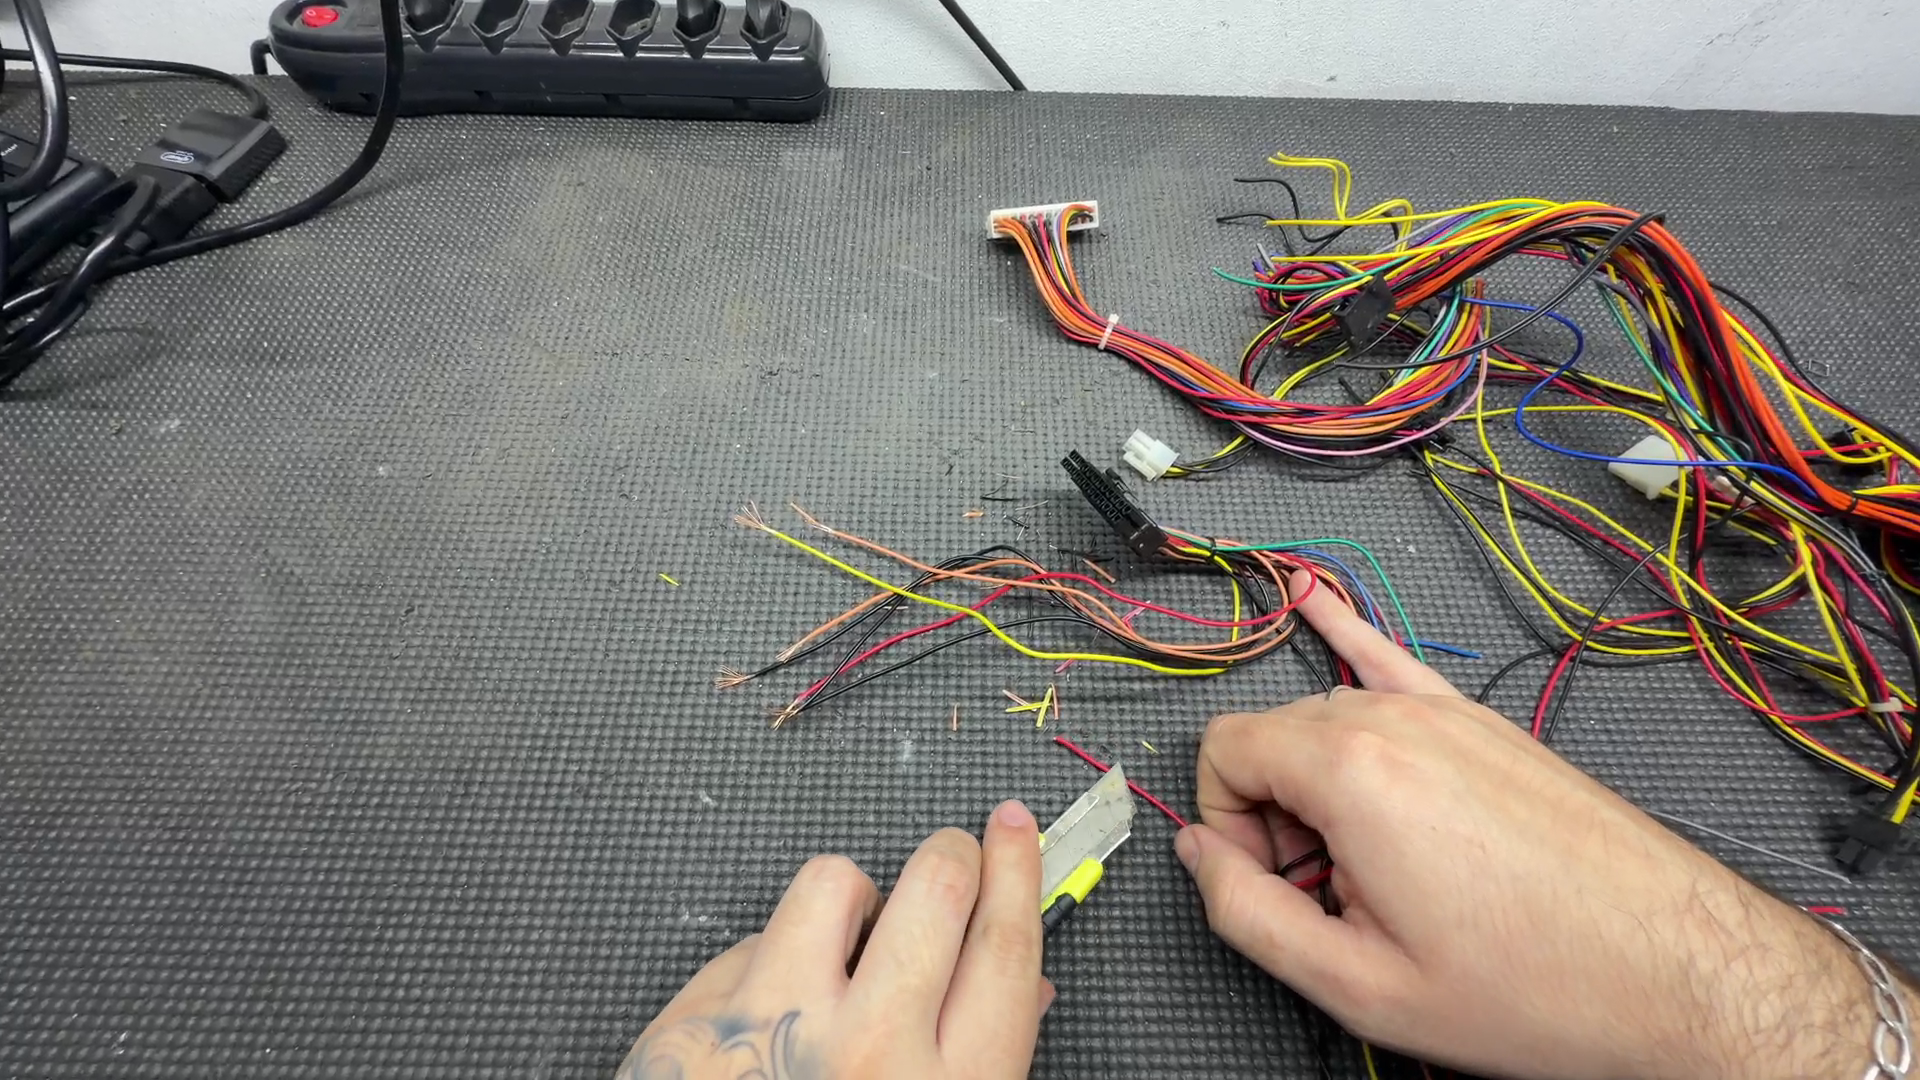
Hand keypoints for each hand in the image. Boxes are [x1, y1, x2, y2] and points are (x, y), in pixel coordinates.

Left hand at [617, 801, 1049, 1079]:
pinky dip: (772, 962)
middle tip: (949, 859)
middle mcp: (863, 1057)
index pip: (1003, 945)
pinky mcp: (691, 1028)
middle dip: (951, 854)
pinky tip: (771, 1018)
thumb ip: (989, 1063)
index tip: (1015, 827)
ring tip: (845, 948)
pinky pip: (751, 942)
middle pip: (934, 889)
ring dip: (848, 900)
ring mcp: (770, 1034)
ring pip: (831, 882)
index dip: (1018, 870)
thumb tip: (1028, 985)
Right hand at [1176, 570, 1898, 1079]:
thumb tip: (1196, 850)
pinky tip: (1308, 594)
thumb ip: (1244, 912)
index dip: (1224, 817)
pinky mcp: (1470, 716)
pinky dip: (1337, 624)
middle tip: (1325, 882)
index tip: (1274, 875)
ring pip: (1314, 714)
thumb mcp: (1360, 985)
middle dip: (1267, 804)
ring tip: (1366, 853)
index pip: (1221, 749)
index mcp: (1347, 770)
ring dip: (1307, 775)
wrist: (1691, 978)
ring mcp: (1433, 708)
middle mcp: (1385, 718)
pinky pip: (1382, 651)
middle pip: (1266, 733)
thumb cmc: (1533, 986)